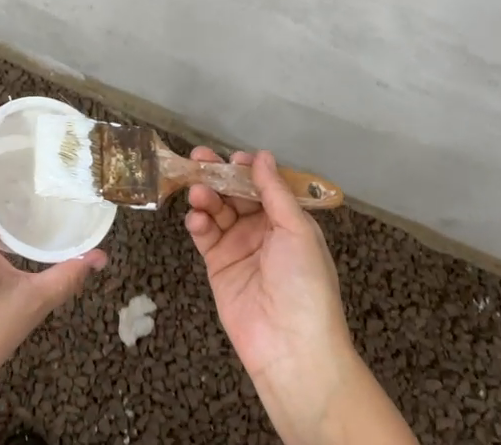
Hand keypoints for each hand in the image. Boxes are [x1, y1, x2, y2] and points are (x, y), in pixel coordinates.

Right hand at [185, 147, 350, 376]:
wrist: (291, 345)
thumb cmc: (303, 283)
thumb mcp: (297, 231)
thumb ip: (274, 191)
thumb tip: (261, 155)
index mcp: (287, 221)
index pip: (262, 185)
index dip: (246, 169)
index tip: (232, 158)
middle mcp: (262, 230)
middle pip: (234, 193)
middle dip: (218, 175)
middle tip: (198, 159)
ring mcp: (238, 247)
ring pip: (216, 210)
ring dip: (205, 197)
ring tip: (197, 194)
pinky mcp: (217, 265)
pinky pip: (204, 235)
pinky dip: (197, 222)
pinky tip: (196, 219)